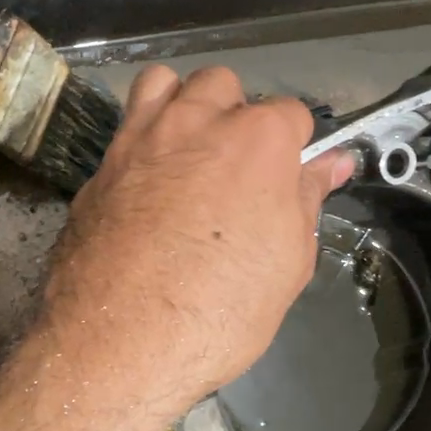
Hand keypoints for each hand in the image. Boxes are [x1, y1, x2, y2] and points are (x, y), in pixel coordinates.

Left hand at [36, 65, 352, 409]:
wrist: (116, 345)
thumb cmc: (218, 314)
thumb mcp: (288, 265)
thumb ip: (307, 202)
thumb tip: (331, 164)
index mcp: (257, 141)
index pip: (291, 114)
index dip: (293, 148)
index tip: (286, 180)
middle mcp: (195, 123)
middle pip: (223, 87)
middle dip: (234, 116)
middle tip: (234, 171)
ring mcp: (138, 140)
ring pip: (164, 86)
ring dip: (182, 107)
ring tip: (187, 156)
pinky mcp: (98, 169)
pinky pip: (125, 130)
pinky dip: (141, 141)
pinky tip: (146, 186)